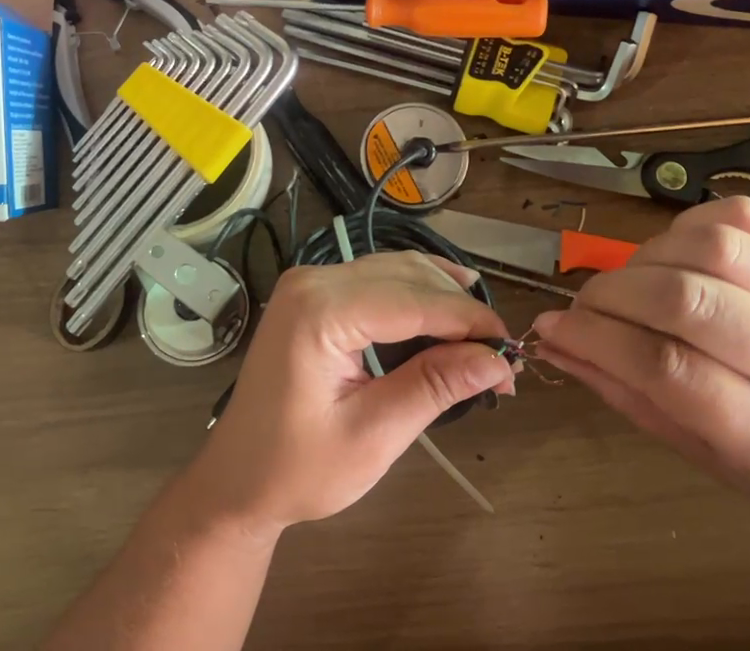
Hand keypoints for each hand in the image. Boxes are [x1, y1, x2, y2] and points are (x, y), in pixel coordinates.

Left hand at [185, 252, 515, 536]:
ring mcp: (309, 283)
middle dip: (459, 311)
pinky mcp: (313, 295)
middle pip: (407, 277)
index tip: (512, 351)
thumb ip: (434, 387)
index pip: (414, 300)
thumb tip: (497, 360)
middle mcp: (313, 280)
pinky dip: (415, 299)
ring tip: (481, 344)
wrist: (237, 478)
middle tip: (500, 358)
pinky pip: (376, 282)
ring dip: (441, 300)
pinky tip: (445, 320)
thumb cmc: (297, 468)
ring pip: (395, 272)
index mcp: (319, 311)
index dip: (469, 321)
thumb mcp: (373, 435)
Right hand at [533, 196, 749, 529]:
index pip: (672, 372)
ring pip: (720, 250)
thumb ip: (629, 395)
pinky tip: (674, 252)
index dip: (598, 338)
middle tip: (586, 300)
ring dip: (651, 256)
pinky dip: (690, 226)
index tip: (554, 324)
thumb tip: (555, 341)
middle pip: (694, 303)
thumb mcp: (708, 457)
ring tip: (632, 279)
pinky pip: (748, 218)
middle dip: (617, 292)